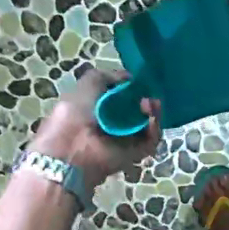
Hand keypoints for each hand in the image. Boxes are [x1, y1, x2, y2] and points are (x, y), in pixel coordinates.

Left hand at [27, 67, 161, 187]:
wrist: (73, 149)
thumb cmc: (75, 114)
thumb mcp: (86, 85)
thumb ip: (106, 76)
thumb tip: (128, 78)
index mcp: (100, 107)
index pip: (124, 96)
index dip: (133, 88)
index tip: (138, 83)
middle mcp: (115, 123)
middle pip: (140, 109)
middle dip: (146, 99)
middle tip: (146, 96)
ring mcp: (127, 139)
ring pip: (149, 123)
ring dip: (153, 112)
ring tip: (149, 105)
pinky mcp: (137, 152)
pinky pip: (151, 139)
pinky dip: (155, 128)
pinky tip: (151, 119)